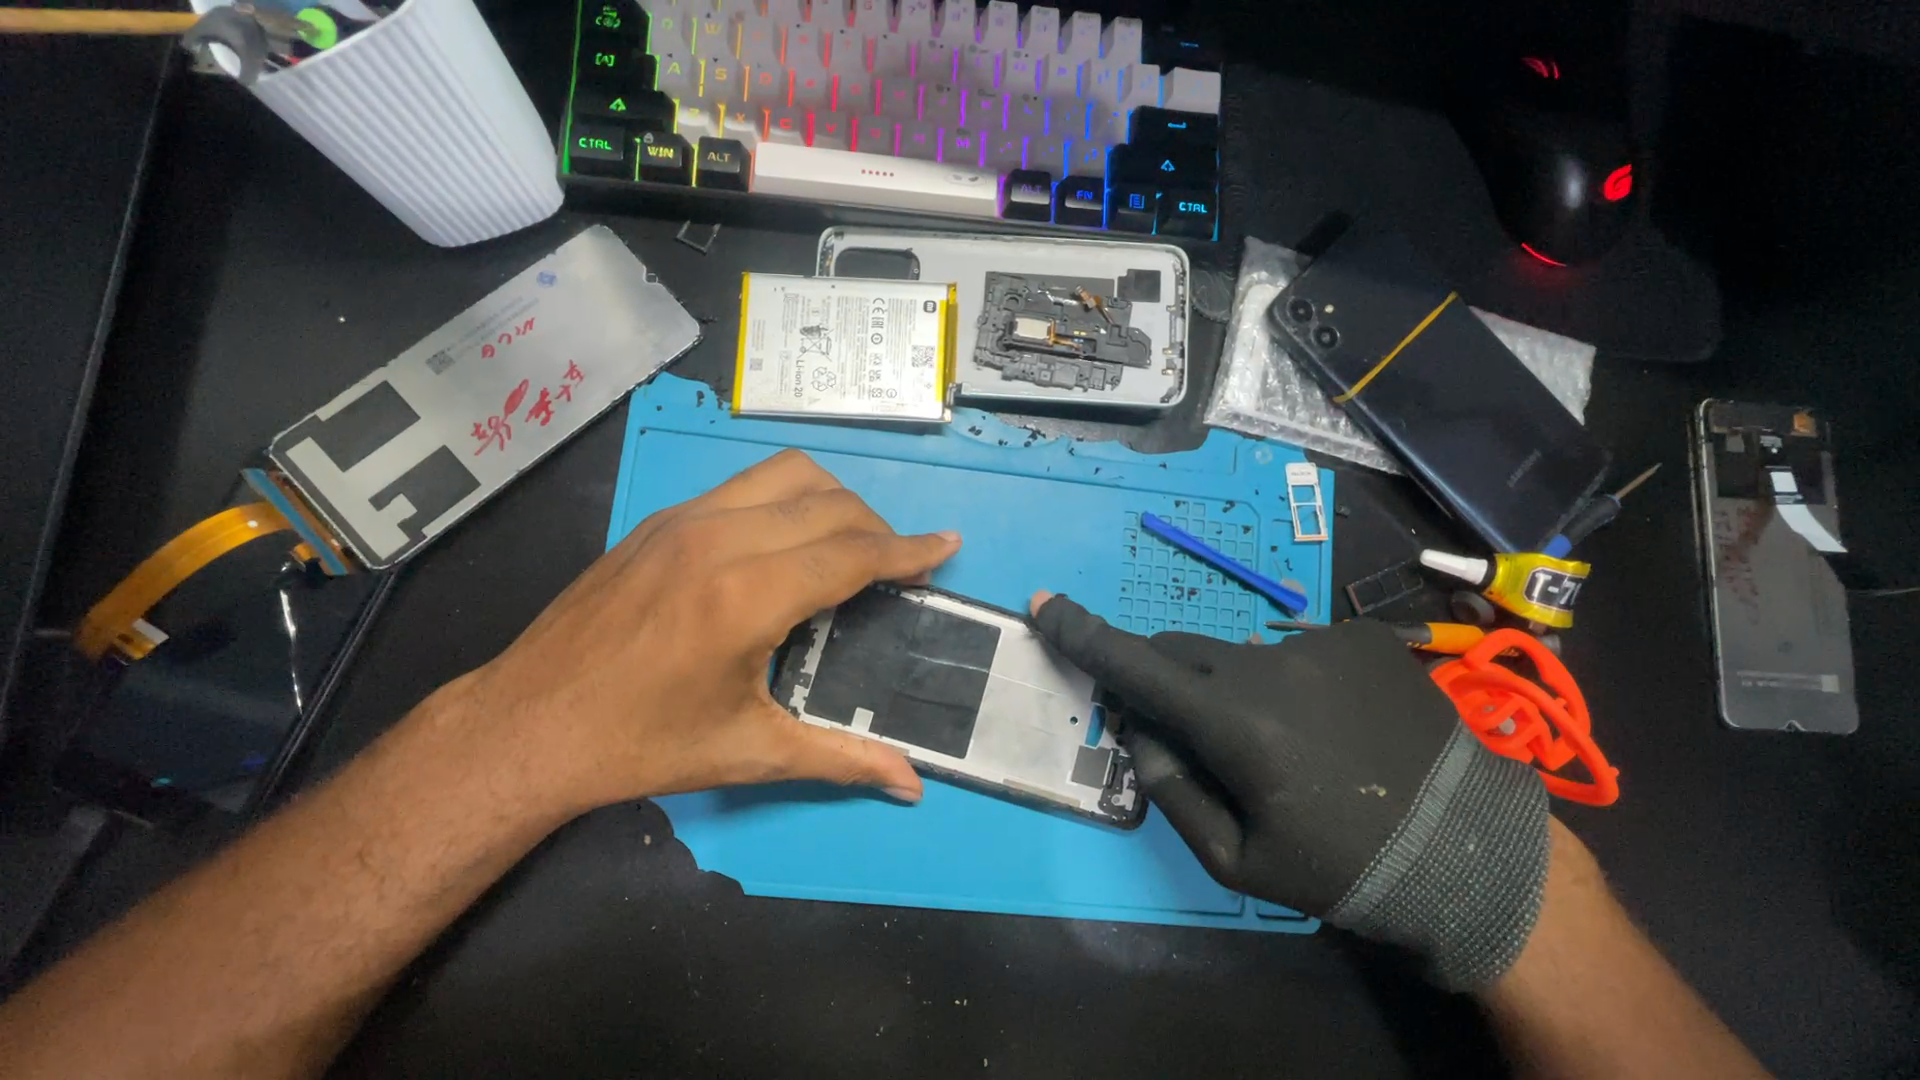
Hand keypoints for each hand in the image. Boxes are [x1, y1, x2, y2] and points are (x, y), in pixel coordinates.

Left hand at [438, 450, 958, 816]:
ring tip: (851, 540)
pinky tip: (786, 540)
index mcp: (746, 597)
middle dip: (879, 527)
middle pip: (829, 504)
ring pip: (785, 475)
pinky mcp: (658, 521)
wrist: (526, 724)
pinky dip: (786, 499)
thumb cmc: (641, 745)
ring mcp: (683, 521)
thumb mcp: (749, 754)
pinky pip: (744, 485)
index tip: (947, 546)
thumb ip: (842, 758)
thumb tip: (913, 784)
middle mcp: (719, 540)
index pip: (851, 553)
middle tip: (900, 563)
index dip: (908, 550)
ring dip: (834, 499)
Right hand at [1030, 593, 1550, 990]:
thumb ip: (1172, 788)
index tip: (1043, 603)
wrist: (1474, 853)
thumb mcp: (1237, 859)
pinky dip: (1291, 683)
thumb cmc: (1341, 868)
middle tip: (1189, 734)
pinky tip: (1335, 727)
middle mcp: (1272, 664)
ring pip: (1240, 656)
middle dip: (1165, 683)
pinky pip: (1296, 652)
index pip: (1136, 665)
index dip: (1082, 634)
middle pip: (1181, 653)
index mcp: (1236, 722)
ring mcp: (1323, 643)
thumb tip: (1140, 728)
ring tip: (1291, 748)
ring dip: (1236, 690)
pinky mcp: (1363, 638)